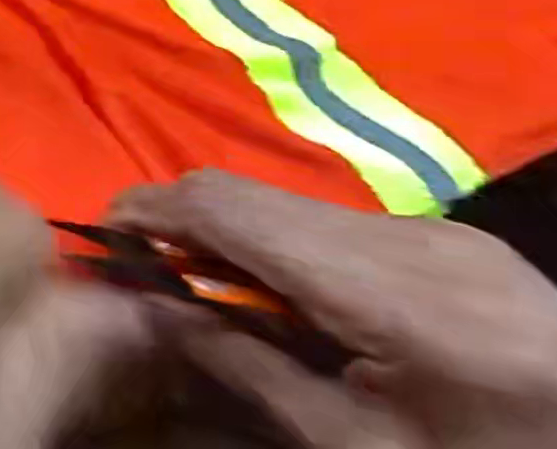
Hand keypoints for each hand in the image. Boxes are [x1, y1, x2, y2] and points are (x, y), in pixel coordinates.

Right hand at [111, 170, 556, 448]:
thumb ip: (244, 366)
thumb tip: (150, 306)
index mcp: (404, 297)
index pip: (230, 210)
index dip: (150, 211)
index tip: (104, 234)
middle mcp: (416, 237)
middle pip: (245, 191)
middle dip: (177, 218)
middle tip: (149, 266)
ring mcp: (440, 229)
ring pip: (278, 198)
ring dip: (225, 229)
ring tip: (213, 284)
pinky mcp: (452, 236)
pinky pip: (323, 217)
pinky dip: (275, 239)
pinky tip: (287, 291)